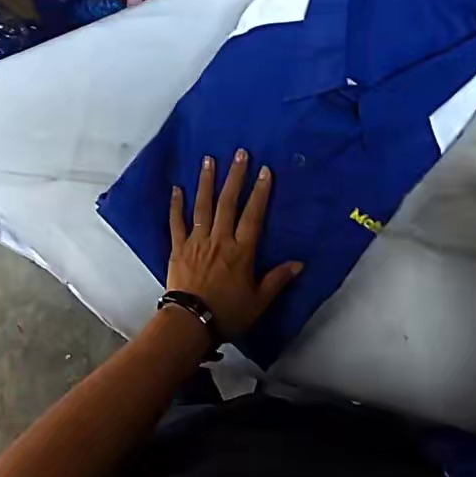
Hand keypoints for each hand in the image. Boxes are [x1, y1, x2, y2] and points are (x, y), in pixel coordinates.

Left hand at [168, 150, 303, 340]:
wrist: (191, 322)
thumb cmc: (227, 313)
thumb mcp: (259, 300)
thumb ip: (277, 279)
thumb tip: (299, 263)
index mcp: (241, 251)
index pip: (253, 215)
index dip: (260, 192)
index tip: (265, 171)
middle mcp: (219, 240)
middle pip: (228, 203)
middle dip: (235, 177)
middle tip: (239, 154)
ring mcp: (196, 241)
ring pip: (202, 206)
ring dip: (207, 182)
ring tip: (209, 160)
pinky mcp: (178, 248)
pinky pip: (176, 222)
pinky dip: (176, 205)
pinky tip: (176, 188)